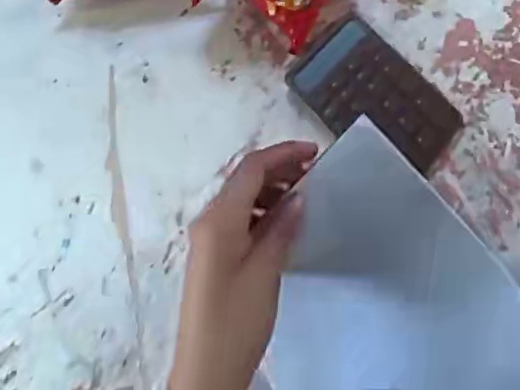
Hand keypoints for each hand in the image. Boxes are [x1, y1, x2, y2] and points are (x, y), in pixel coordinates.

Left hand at [169, 141, 316, 389]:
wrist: (205, 374)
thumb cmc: (235, 322)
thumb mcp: (265, 272)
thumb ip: (281, 227)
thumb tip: (298, 195)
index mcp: (219, 218)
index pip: (252, 168)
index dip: (283, 153)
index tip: (314, 152)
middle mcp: (209, 220)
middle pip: (245, 178)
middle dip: (279, 167)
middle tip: (313, 171)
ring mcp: (209, 237)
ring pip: (242, 195)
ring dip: (272, 188)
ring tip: (302, 195)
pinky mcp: (213, 254)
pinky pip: (239, 216)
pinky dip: (262, 209)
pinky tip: (283, 221)